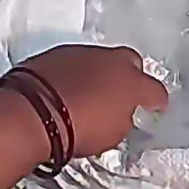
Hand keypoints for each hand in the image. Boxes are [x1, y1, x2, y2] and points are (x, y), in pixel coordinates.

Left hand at [15, 44, 169, 156]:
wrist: (32, 113)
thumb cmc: (77, 130)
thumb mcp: (111, 135)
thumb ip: (123, 120)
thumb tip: (121, 115)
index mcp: (132, 82)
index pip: (154, 90)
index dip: (156, 101)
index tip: (155, 107)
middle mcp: (111, 61)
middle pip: (130, 62)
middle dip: (130, 76)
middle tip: (122, 94)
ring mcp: (83, 53)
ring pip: (100, 59)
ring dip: (99, 73)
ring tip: (90, 93)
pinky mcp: (56, 53)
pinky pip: (75, 61)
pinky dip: (75, 72)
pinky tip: (68, 88)